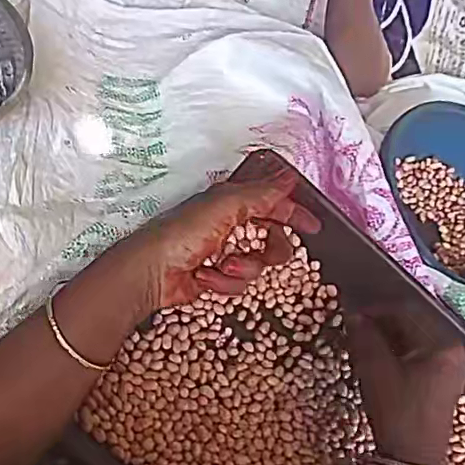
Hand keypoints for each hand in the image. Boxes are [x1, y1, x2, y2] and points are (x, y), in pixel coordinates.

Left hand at [99, 149, 322, 312]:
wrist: (152, 273)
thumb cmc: (180, 235)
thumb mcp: (225, 207)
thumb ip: (260, 194)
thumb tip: (287, 178)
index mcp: (231, 203)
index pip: (272, 205)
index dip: (293, 214)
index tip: (312, 227)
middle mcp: (228, 227)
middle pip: (271, 241)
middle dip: (269, 251)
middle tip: (264, 255)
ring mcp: (222, 255)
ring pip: (256, 267)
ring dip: (241, 270)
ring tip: (221, 267)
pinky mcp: (214, 279)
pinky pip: (237, 286)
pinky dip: (223, 284)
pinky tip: (204, 278)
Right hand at [347, 304, 464, 464]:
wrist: (414, 459)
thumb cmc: (397, 412)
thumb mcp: (376, 371)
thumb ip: (365, 338)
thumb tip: (353, 315)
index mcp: (444, 344)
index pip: (408, 312)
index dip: (377, 309)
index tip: (352, 314)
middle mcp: (455, 350)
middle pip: (415, 323)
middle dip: (383, 322)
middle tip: (355, 327)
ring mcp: (453, 366)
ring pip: (417, 338)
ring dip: (390, 336)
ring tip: (363, 341)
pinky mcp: (445, 380)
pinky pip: (421, 353)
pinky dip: (399, 351)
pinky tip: (379, 357)